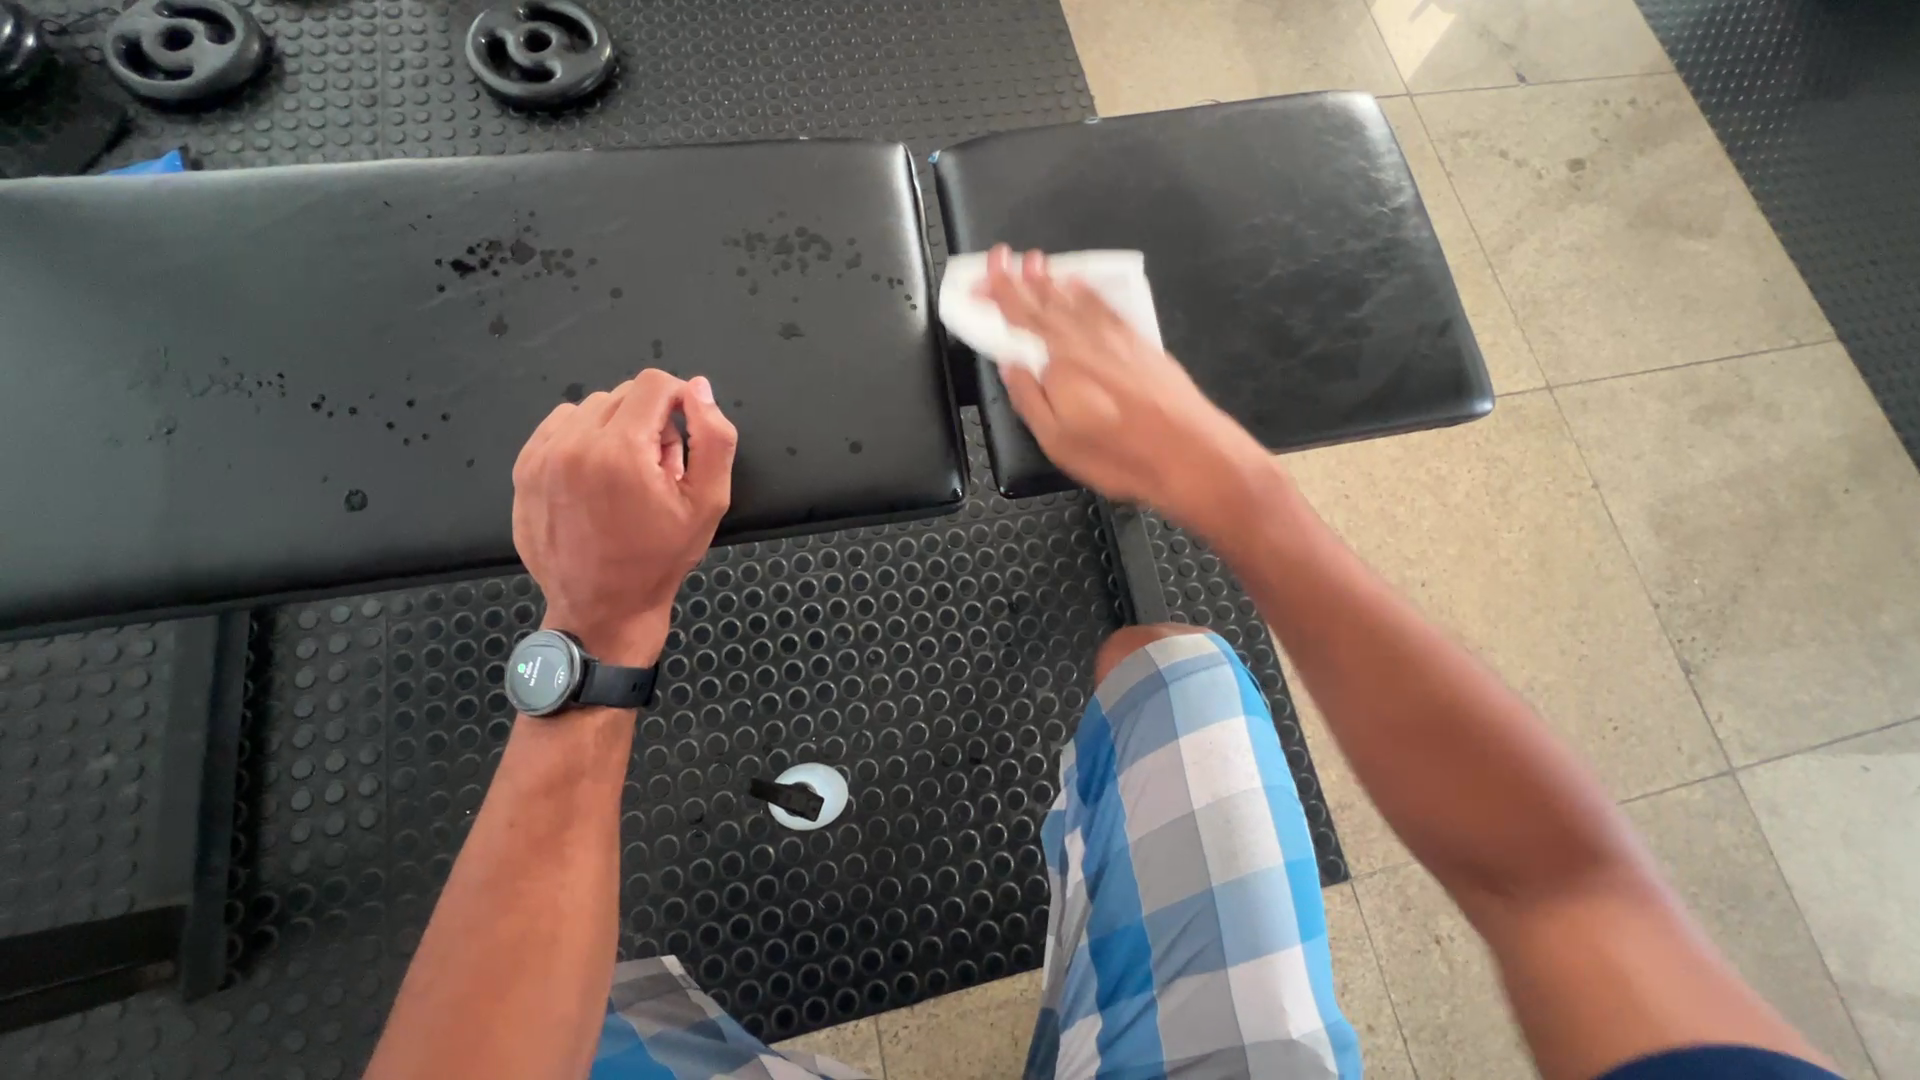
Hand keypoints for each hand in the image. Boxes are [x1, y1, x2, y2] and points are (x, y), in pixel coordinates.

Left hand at [511, 369, 737, 666]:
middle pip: (623, 394)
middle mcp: (574, 444)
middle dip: (650, 421)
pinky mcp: (523, 470)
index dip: (681, 401)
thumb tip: (698, 389)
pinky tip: (596, 478)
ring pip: (590, 408)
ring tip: (627, 475)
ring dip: (616, 428)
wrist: (603, 607)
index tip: (686, 435)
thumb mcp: (709, 502)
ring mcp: (542, 456)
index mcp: (621, 450)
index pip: (655, 384)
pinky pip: (558, 427)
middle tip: (659, 468)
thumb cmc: (660, 557)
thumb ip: (714, 439)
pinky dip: (583, 440)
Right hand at [980, 245, 1271, 532]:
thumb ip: (1029, 398)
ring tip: (1036, 264)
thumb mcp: (1058, 440)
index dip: (1001, 293)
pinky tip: (1081, 286)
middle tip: (1002, 259)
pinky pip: (1107, 308)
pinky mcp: (1141, 346)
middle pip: (1047, 302)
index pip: (1022, 317)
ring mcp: (1118, 339)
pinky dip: (1089, 294)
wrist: (1191, 453)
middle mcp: (1088, 340)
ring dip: (1052, 282)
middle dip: (1021, 280)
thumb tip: (1010, 365)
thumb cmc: (1119, 454)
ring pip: (1077, 301)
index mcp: (1061, 361)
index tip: (985, 274)